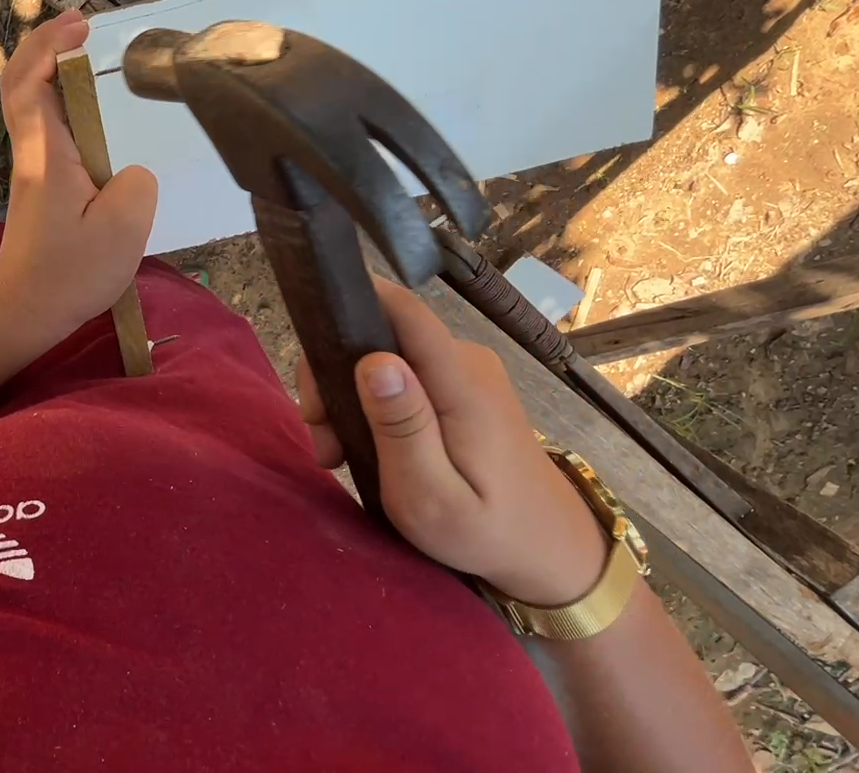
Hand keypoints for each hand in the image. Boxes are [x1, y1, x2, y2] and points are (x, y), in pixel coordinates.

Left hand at [0, 9, 157, 345]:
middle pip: (22, 84)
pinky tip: (89, 115)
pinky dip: (62, 105)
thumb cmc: (70, 272)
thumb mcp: (124, 227)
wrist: (25, 309)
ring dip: (53, 73)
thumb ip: (137, 184)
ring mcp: (33, 170)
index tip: (81, 26)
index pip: (30, 82)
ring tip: (87, 60)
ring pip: (32, 106)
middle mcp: (33, 153)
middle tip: (82, 29)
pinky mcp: (40, 188)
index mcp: (47, 153)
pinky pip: (46, 130)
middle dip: (46, 47)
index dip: (49, 45)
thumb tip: (126, 172)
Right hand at [297, 278, 609, 605]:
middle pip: (378, 335)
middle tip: (323, 441)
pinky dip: (369, 402)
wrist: (548, 554)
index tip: (310, 339)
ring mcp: (465, 369)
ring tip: (338, 452)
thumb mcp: (430, 496)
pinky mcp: (459, 384)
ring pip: (381, 356)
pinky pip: (398, 372)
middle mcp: (464, 360)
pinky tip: (362, 445)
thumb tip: (374, 360)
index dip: (351, 303)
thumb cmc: (485, 533)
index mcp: (460, 383)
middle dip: (333, 378)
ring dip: (346, 396)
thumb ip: (402, 427)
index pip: (403, 310)